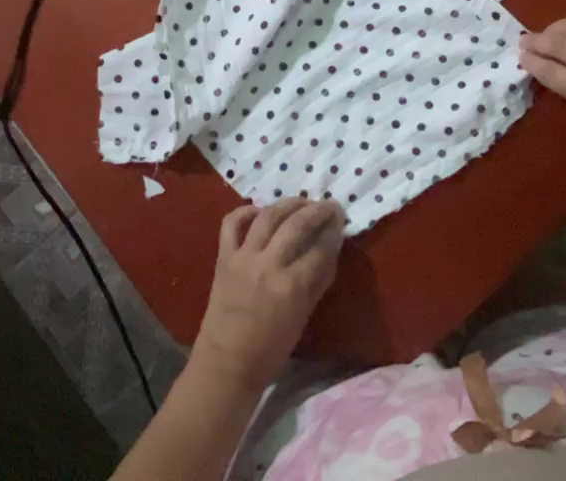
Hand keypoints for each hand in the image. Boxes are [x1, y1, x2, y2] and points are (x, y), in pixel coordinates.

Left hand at [192, 198, 344, 390]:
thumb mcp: (304, 316)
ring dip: (288, 204)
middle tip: (330, 206)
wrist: (227, 362)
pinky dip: (245, 211)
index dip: (334, 231)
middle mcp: (268, 265)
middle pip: (297, 224)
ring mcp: (243, 258)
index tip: (341, 221)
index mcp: (293, 286)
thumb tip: (331, 250)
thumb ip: (318, 281)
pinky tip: (259, 210)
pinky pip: (231, 223)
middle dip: (318, 211)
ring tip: (302, 202)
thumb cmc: (272, 348)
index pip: (321, 248)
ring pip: (268, 216)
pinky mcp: (223, 257)